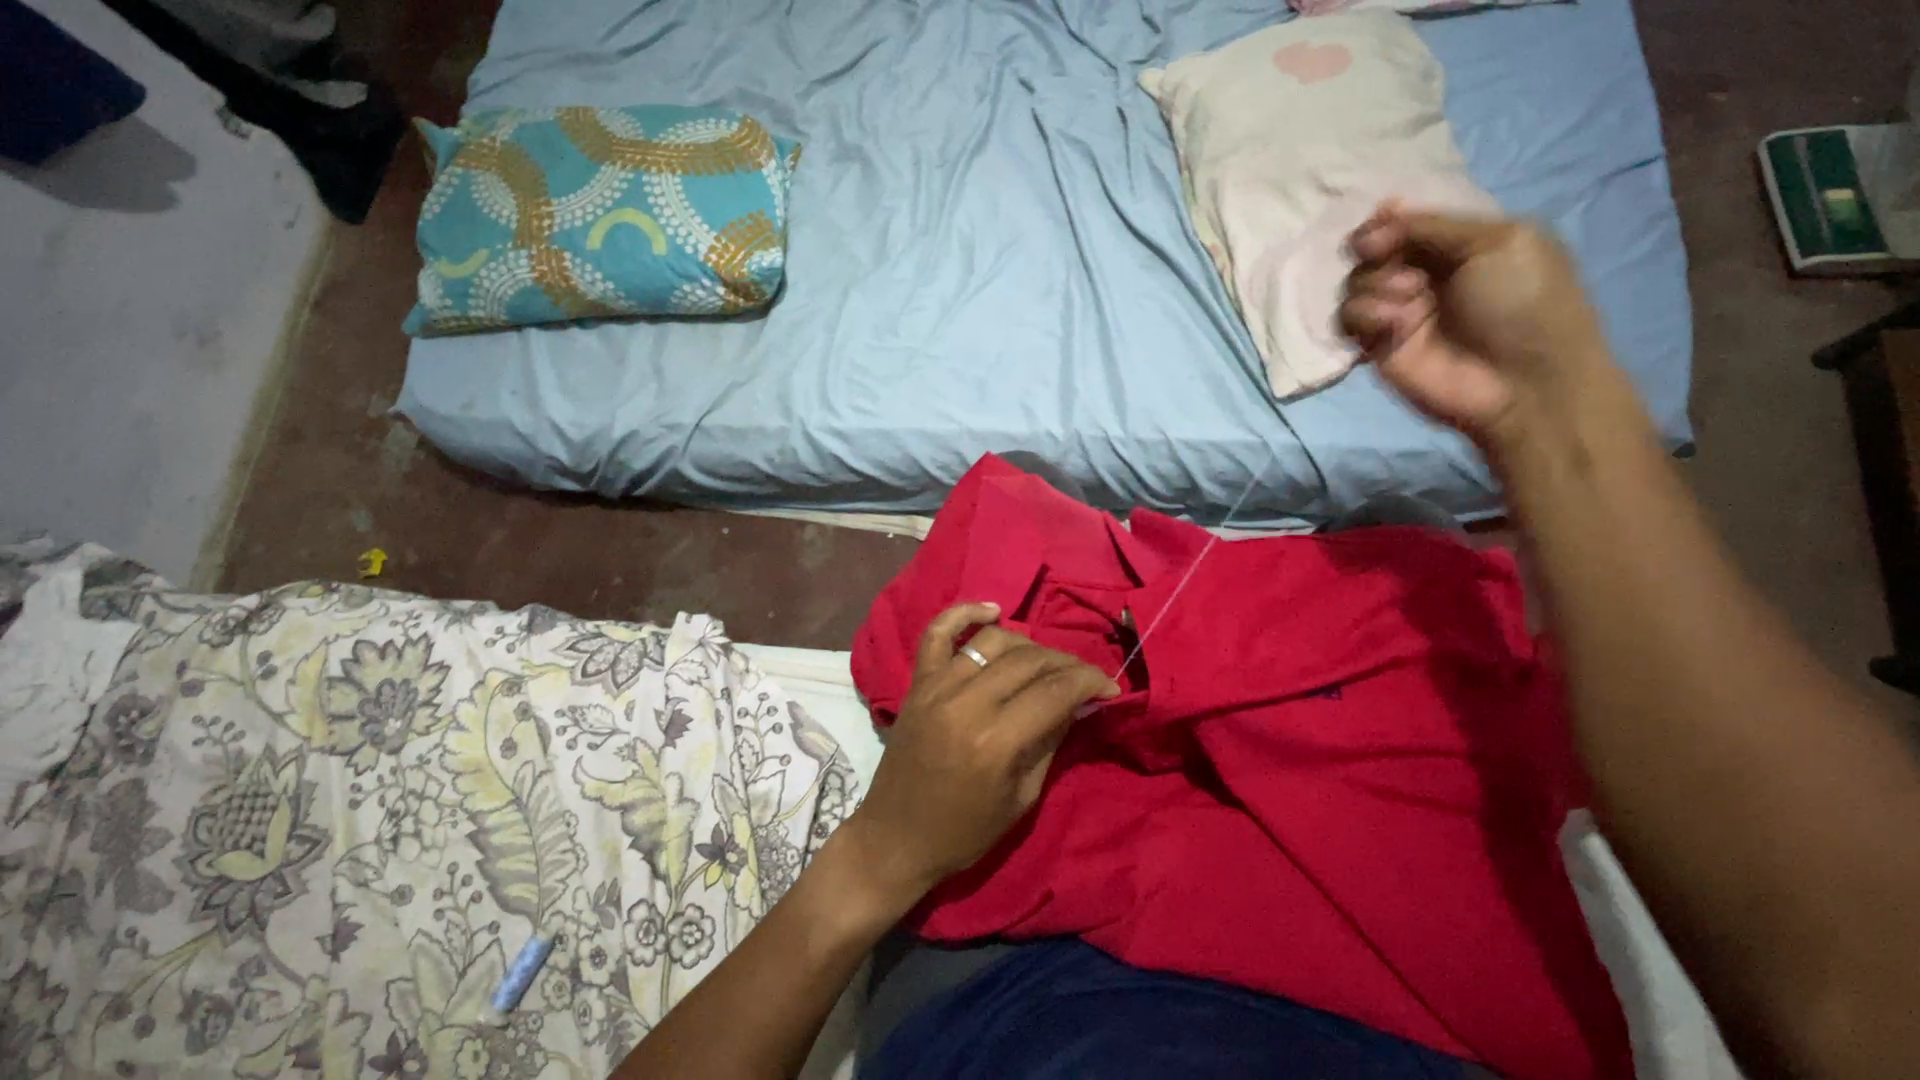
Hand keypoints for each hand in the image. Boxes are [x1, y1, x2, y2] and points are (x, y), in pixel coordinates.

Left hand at [839, 603, 1119, 902]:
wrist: (896, 839)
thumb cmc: (965, 832)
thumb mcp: (1022, 798)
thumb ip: (1051, 741)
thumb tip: (1079, 702)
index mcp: (996, 742)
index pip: (1056, 691)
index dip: (1091, 682)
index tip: (1109, 688)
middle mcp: (966, 704)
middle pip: (1030, 661)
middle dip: (1068, 664)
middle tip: (1085, 678)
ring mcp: (936, 689)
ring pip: (993, 642)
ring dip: (1028, 645)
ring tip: (1047, 663)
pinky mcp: (916, 684)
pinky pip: (937, 634)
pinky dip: (963, 614)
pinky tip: (992, 611)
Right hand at [1339, 204, 1611, 444]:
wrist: (1523, 381)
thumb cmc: (1525, 303)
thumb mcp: (1497, 241)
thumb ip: (1434, 224)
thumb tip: (1382, 209)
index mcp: (1455, 246)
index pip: (1402, 223)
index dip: (1384, 222)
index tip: (1383, 226)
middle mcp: (1421, 275)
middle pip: (1370, 250)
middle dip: (1378, 252)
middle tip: (1407, 273)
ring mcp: (1397, 311)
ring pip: (1354, 282)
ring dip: (1376, 285)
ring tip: (1410, 302)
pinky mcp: (1377, 346)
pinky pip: (1346, 318)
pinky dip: (1364, 314)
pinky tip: (1393, 325)